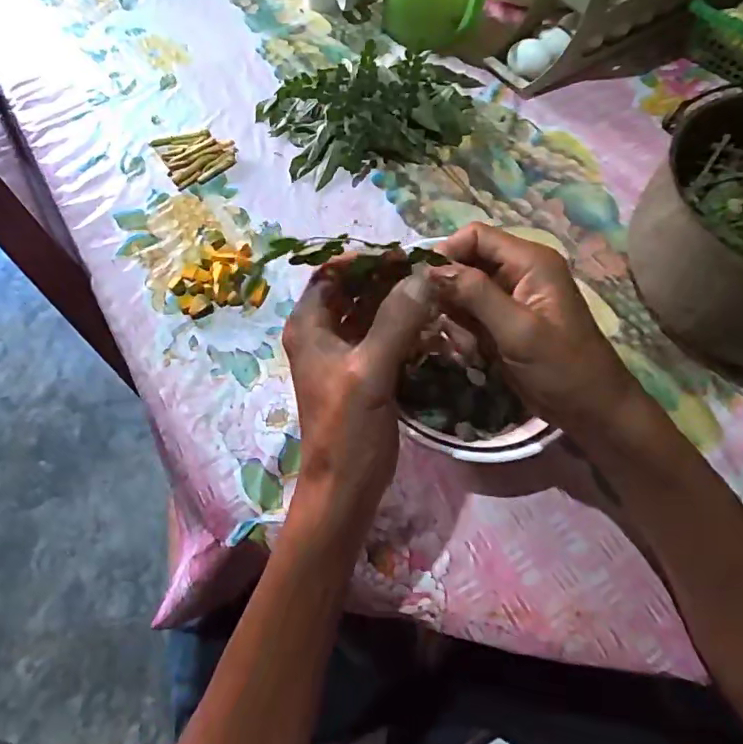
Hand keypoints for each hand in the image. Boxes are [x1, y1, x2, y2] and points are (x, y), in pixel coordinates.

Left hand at [281, 258, 437, 537]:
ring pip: (366, 311)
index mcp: (308, 325)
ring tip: (434, 290)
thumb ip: (395, 321)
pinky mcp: (359, 371)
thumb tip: (422, 276)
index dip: (364, 258)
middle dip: (385, 277)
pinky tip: (428, 321)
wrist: (344, 487)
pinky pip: (378, 334)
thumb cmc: (348, 430)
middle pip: (350, 288)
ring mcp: (339, 353)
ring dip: (395, 299)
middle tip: (428, 271)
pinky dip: (400, 324)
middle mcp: (319, 333)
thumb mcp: (370, 372)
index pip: (330, 272)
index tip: (405, 255)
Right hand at [428, 223, 653, 447]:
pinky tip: (468, 352)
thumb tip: (430, 270)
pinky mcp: (501, 320)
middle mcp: (518, 271)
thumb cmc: (562, 368)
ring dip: (453, 314)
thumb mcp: (518, 330)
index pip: (475, 236)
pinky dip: (461, 329)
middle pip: (465, 261)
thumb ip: (475, 295)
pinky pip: (468, 313)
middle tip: (437, 319)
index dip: (447, 253)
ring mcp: (509, 297)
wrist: (591, 410)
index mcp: (530, 261)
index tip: (424, 285)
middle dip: (447, 289)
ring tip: (462, 344)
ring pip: (461, 289)